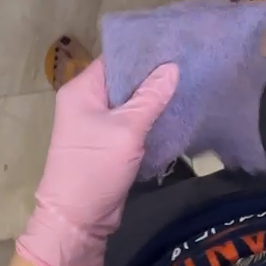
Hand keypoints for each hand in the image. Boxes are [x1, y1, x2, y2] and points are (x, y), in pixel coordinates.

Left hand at [16, 60, 178, 265]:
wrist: (77, 221)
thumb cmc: (95, 168)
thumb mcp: (127, 130)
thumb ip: (150, 97)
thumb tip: (172, 67)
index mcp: (81, 89)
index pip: (115, 58)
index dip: (143, 51)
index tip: (174, 44)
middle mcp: (86, 100)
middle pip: (123, 78)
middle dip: (152, 73)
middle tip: (187, 62)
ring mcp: (96, 122)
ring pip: (129, 100)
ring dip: (153, 96)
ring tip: (187, 82)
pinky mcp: (107, 141)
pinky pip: (130, 120)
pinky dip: (149, 117)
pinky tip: (175, 110)